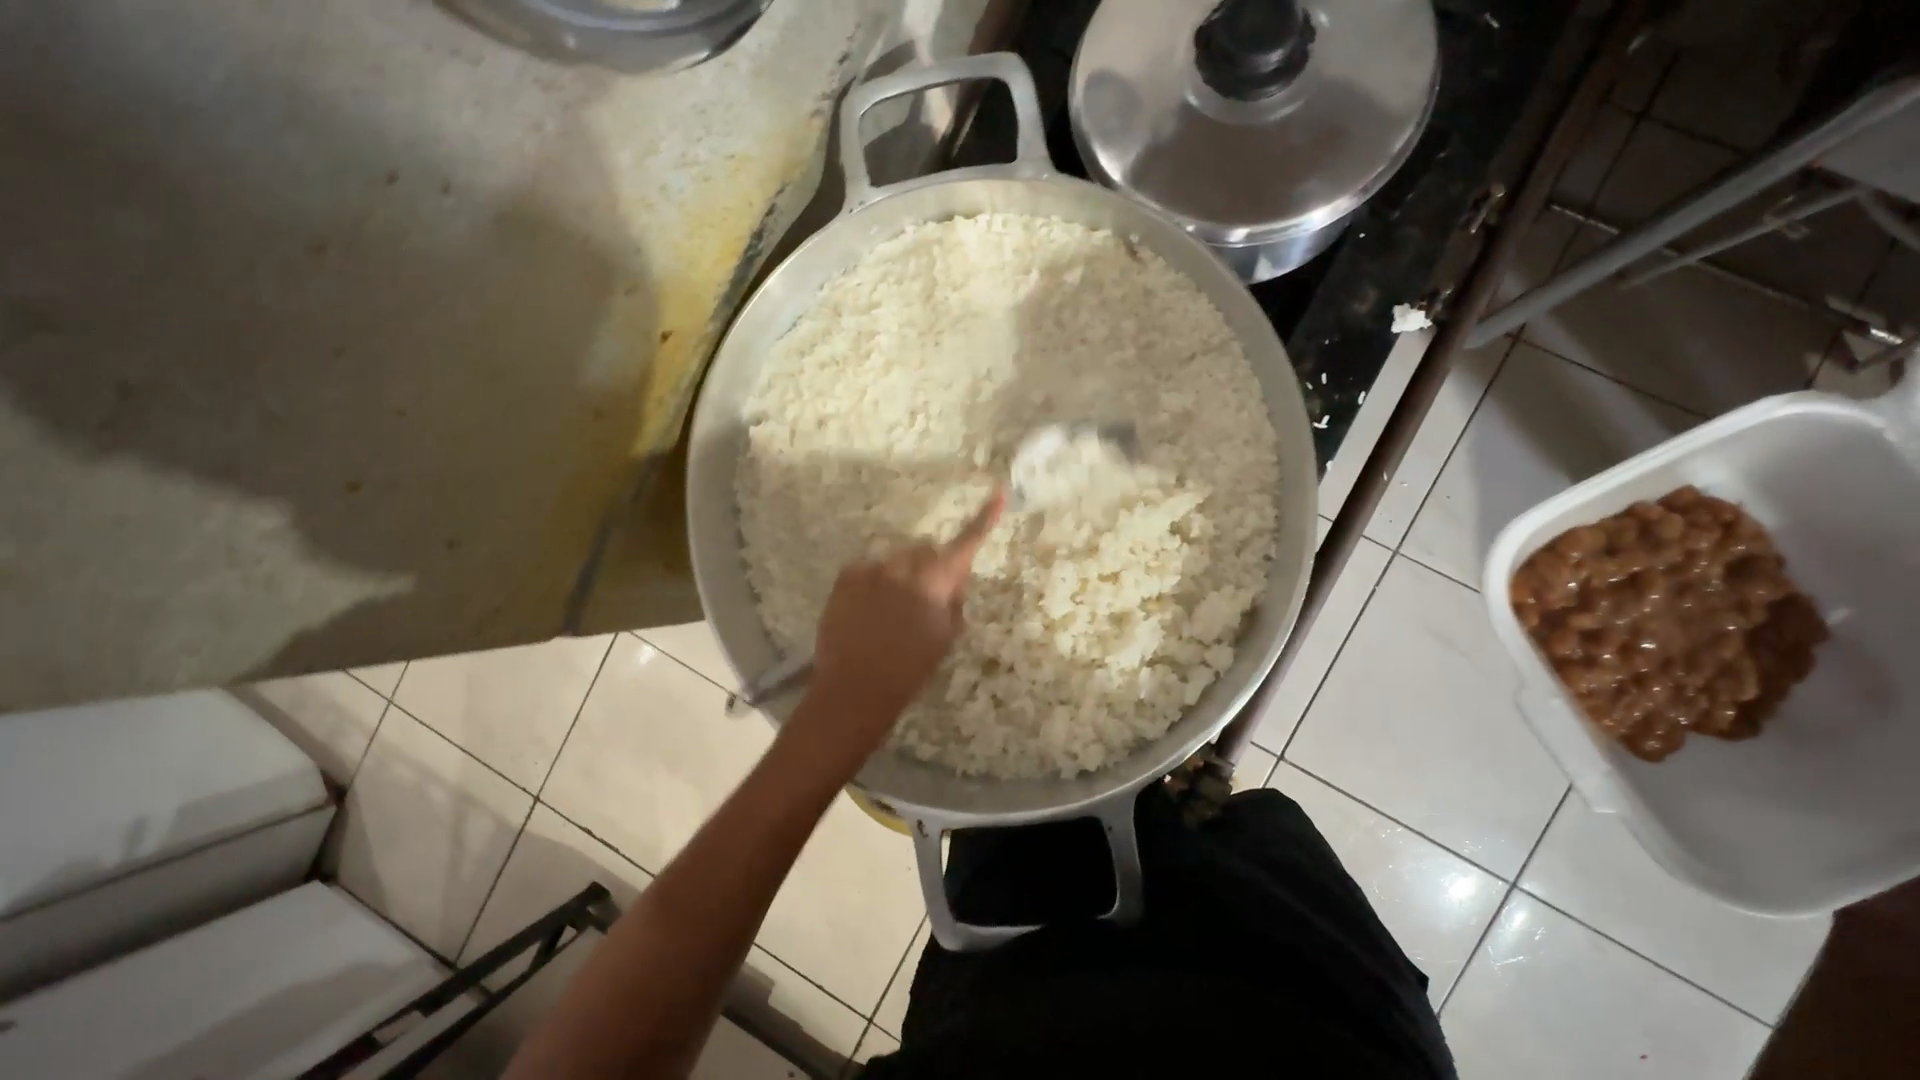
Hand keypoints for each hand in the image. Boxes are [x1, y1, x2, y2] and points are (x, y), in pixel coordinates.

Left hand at [794, 489, 1005, 757]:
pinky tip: (867, 612)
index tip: (999, 493)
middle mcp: (904, 567)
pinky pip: (868, 569)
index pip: (965, 544)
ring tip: (887, 614)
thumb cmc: (910, 669)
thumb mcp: (945, 638)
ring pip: (894, 561)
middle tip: (922, 602)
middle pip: (924, 551)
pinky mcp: (846, 576)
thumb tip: (953, 581)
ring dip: (898, 576)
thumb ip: (953, 600)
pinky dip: (873, 584)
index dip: (984, 519)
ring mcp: (872, 568)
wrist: (855, 688)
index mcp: (934, 583)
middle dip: (928, 566)